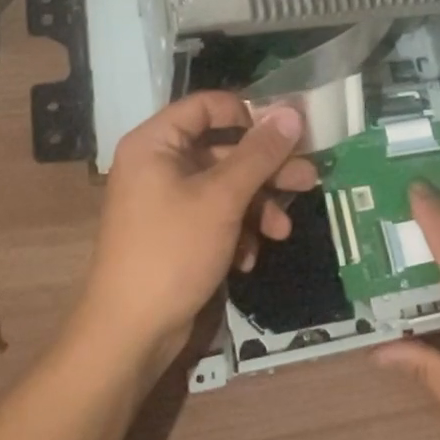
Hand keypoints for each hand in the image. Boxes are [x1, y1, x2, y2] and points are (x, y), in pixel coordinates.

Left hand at [77, 92, 317, 362]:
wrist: (131, 333)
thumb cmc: (172, 251)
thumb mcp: (222, 198)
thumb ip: (260, 154)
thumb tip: (292, 112)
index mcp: (155, 143)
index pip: (206, 106)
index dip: (248, 114)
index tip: (286, 132)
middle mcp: (158, 165)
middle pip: (222, 149)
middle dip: (266, 169)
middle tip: (309, 179)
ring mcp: (166, 202)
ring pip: (224, 187)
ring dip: (257, 207)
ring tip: (284, 231)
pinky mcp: (176, 234)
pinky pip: (215, 217)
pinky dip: (237, 232)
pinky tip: (248, 258)